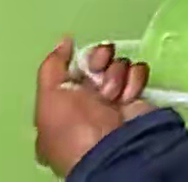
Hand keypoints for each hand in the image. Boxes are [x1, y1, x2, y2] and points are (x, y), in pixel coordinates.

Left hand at [34, 37, 154, 176]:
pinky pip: (137, 73)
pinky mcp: (136, 98)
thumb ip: (52, 66)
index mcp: (64, 108)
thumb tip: (64, 42)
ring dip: (117, 74)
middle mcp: (88, 105)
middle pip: (98, 61)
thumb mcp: (50, 98)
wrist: (114, 146)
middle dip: (101, 60)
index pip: (74, 69)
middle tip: (101, 68)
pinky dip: (134, 80)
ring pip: (118, 64)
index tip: (83, 62)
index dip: (80, 61)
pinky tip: (128, 95)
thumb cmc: (75, 128)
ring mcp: (114, 102)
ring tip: (113, 93)